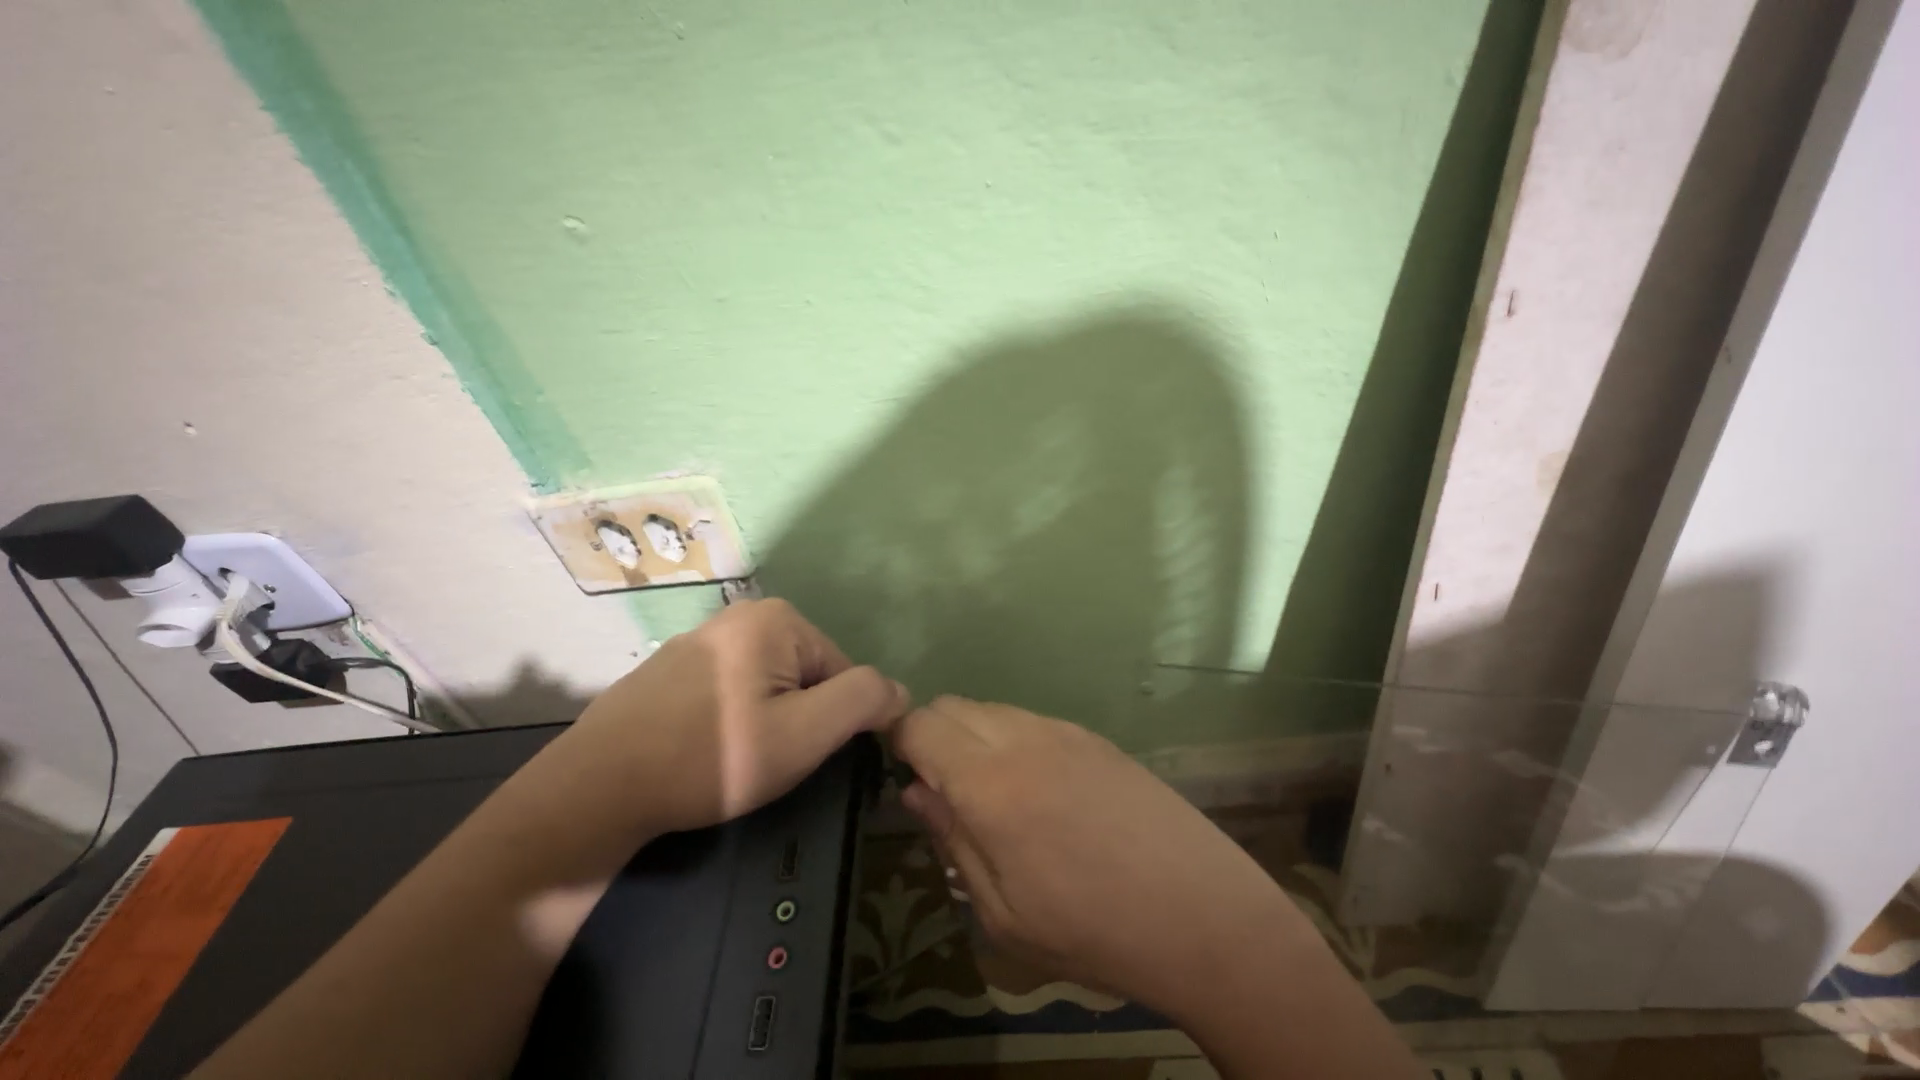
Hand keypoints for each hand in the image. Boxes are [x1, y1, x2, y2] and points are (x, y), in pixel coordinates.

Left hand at [532, 598, 908, 841]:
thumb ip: (864, 701)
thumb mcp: (805, 734)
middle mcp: (739, 617)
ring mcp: (699, 641)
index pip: (845, 674)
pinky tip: (702, 755)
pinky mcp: (670, 671)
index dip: (834, 724)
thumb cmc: (711, 759)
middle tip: (765, 763)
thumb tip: (900, 692)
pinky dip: (729, 724)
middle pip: (806, 677)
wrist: (599, 787)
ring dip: (764, 726)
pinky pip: (728, 694)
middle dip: (798, 722)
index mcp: (777, 620)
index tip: (800, 758)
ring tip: (731, 764)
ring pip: (767, 689)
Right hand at [890, 697, 1298, 1019]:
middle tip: (943, 793)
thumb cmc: (1091, 930)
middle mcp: (1024, 739)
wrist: (1203, 917)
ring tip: (994, 797)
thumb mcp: (1002, 911)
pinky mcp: (1099, 739)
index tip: (900, 777)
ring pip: (993, 709)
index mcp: (989, 783)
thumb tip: (915, 791)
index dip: (897, 744)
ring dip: (973, 737)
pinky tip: (1040, 792)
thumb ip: (952, 841)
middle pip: (952, 705)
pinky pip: (1034, 721)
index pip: (919, 725)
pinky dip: (1013, 740)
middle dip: (931, 737)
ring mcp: (1067, 733)